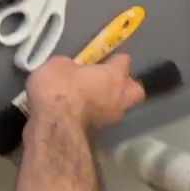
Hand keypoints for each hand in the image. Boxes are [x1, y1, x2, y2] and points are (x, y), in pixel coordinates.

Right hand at [26, 54, 144, 132]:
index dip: (115, 60)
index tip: (106, 59)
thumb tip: (70, 69)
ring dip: (110, 103)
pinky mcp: (98, 131)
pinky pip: (102, 119)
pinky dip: (95, 116)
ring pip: (120, 107)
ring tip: (93, 101)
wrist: (55, 123)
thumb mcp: (57, 65)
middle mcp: (119, 96)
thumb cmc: (59, 88)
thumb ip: (69, 65)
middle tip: (109, 83)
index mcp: (113, 75)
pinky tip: (81, 113)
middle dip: (125, 86)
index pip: (123, 62)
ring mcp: (111, 116)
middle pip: (134, 90)